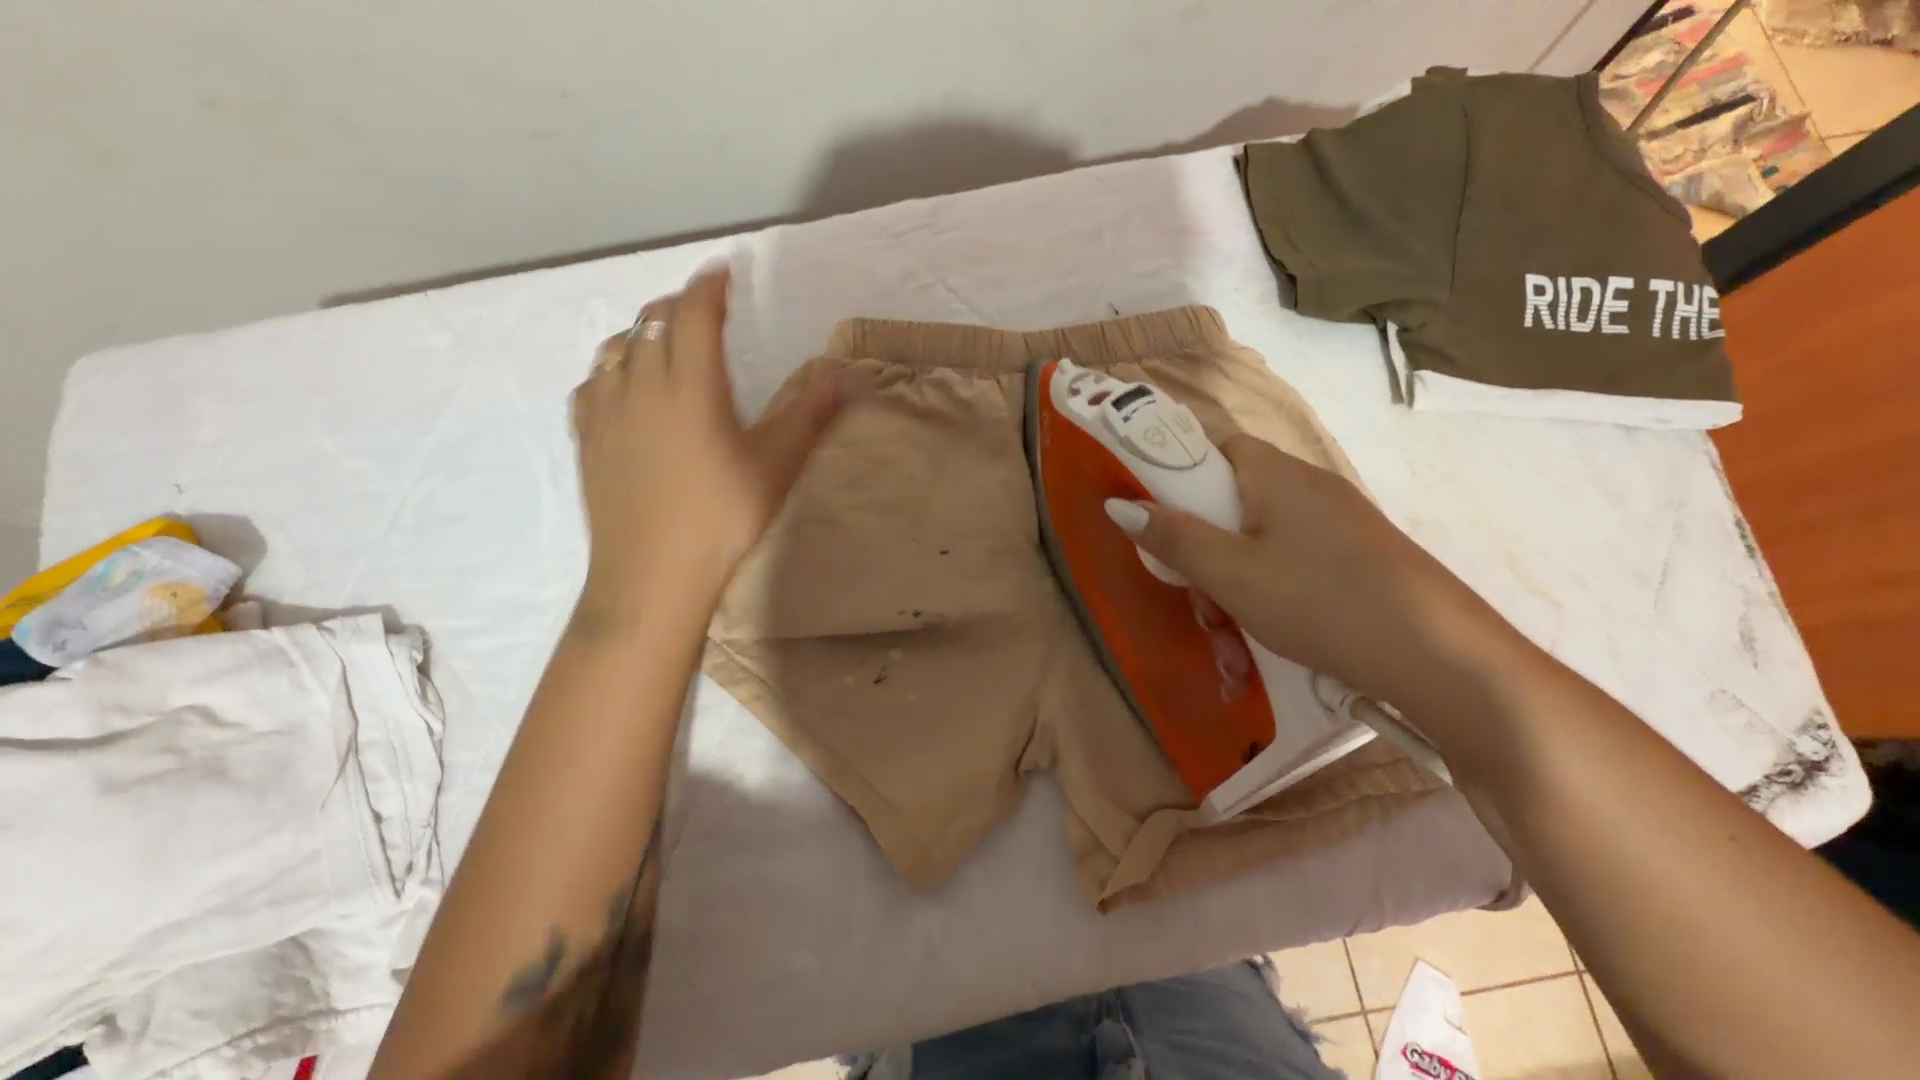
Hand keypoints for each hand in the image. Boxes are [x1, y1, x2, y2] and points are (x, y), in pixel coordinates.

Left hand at [571, 268, 852, 613]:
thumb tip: (852, 373)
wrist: (651, 576)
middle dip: (678, 305)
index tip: (723, 272)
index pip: (695, 313)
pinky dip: (611, 368)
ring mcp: (606, 411)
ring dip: (641, 331)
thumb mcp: (776, 465)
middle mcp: (641, 384)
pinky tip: (622, 386)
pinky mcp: (586, 440)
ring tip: (662, 340)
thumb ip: (811, 413)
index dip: (709, 286)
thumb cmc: (721, 520)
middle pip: (652, 321)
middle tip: (702, 308)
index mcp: (690, 384)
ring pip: (616, 347)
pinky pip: (592, 383)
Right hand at [1105, 434, 1516, 709]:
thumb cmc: (1321, 601)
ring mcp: (1338, 526)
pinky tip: (1268, 647)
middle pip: (1232, 505)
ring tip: (1234, 650)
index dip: (1177, 478)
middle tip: (1202, 608)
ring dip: (1234, 592)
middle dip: (1204, 558)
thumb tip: (1119, 504)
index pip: (1211, 448)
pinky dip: (1270, 601)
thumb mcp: (1232, 575)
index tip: (1158, 524)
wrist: (1439, 657)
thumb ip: (1174, 538)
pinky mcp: (1357, 561)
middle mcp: (1309, 488)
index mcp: (1275, 474)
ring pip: (1260, 546)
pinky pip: (1293, 568)